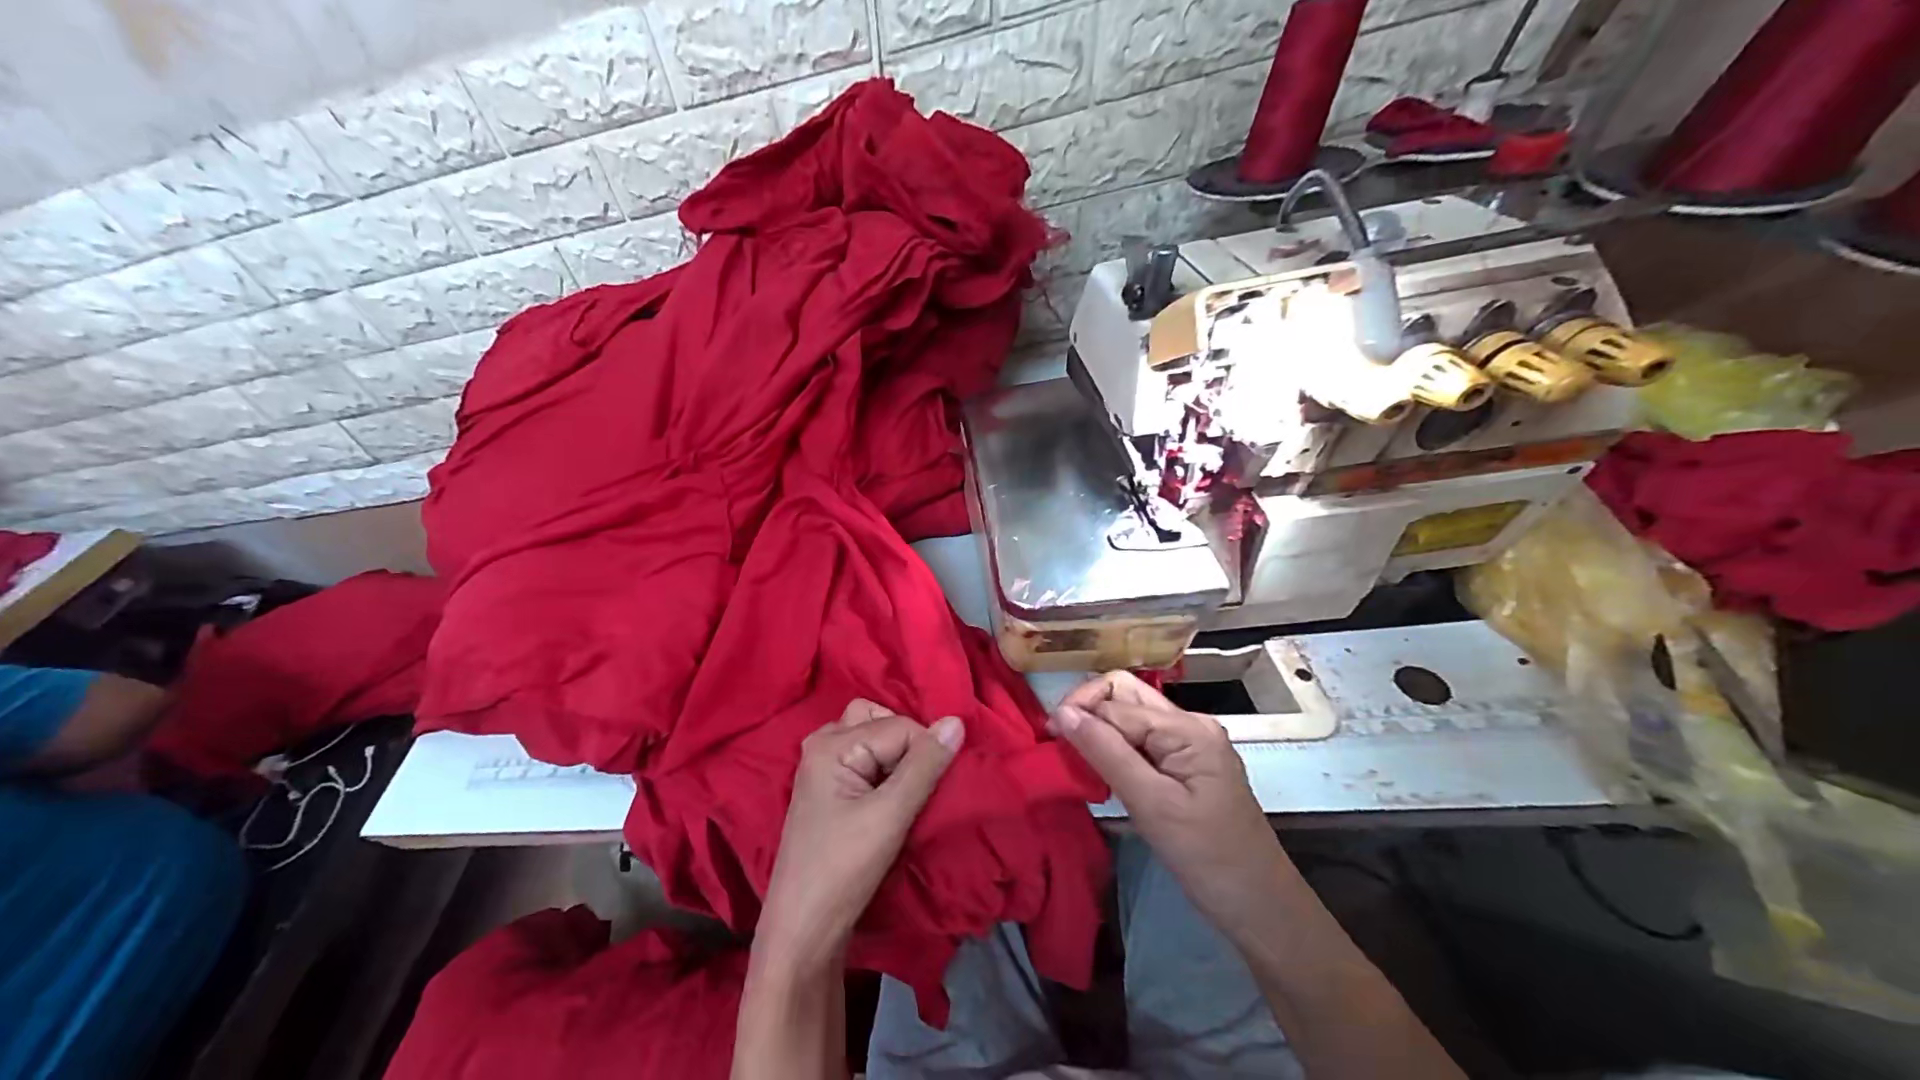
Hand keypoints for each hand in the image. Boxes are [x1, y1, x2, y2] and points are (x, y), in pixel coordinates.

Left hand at [757, 699, 964, 967]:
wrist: (803, 931)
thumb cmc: (843, 870)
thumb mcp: (890, 815)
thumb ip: (924, 766)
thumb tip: (956, 721)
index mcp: (831, 744)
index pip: (900, 726)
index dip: (925, 753)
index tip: (930, 792)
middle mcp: (823, 745)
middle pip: (881, 720)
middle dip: (908, 745)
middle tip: (918, 784)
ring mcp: (823, 768)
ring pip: (874, 738)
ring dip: (898, 757)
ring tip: (907, 792)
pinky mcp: (830, 791)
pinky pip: (866, 760)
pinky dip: (887, 770)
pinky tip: (894, 799)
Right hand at [1050, 672, 1287, 940]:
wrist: (1261, 905)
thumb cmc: (1207, 857)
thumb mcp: (1152, 805)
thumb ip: (1106, 753)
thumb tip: (1062, 712)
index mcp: (1187, 728)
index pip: (1117, 701)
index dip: (1078, 712)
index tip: (1048, 739)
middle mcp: (1189, 724)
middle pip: (1126, 694)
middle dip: (1088, 709)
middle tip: (1061, 743)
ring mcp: (1190, 743)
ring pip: (1131, 715)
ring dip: (1100, 728)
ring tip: (1076, 756)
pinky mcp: (1186, 764)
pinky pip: (1142, 739)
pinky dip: (1115, 746)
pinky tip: (1102, 769)